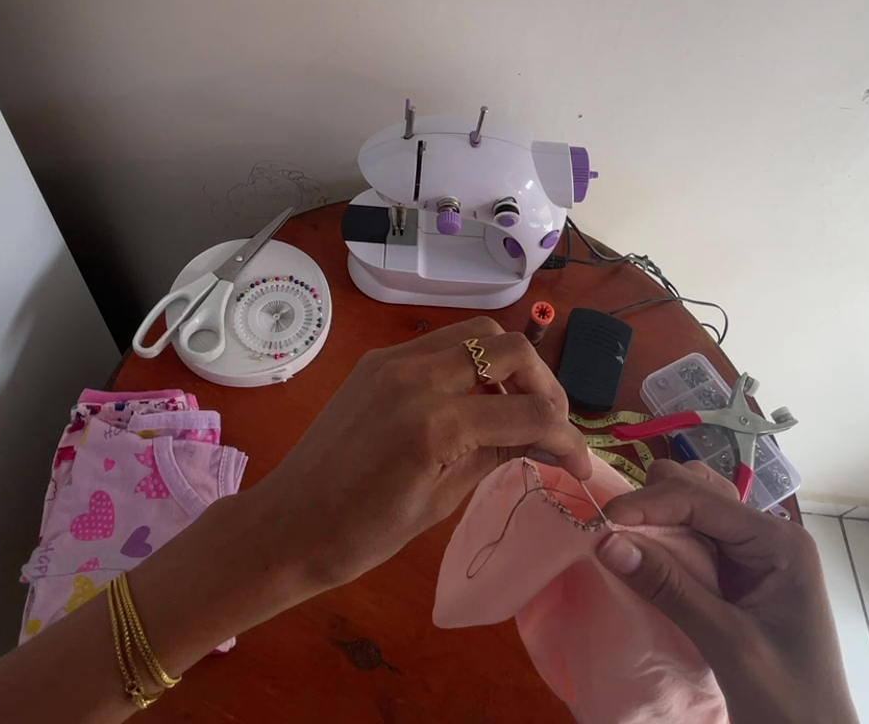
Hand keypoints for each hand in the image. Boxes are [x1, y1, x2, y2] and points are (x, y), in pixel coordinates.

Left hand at [244, 316, 593, 589]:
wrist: (290, 522)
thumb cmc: (364, 534)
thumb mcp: (442, 501)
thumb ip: (497, 453)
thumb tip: (547, 439)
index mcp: (436, 424)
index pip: (528, 413)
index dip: (566, 438)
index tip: (579, 463)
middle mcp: (417, 376)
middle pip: (508, 346)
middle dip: (543, 382)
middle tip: (548, 422)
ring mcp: (394, 360)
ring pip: (476, 332)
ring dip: (508, 363)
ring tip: (514, 405)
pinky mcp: (378, 359)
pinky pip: (440, 343)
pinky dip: (471, 362)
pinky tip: (473, 397)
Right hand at [595, 460, 858, 723]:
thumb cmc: (789, 701)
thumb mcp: (730, 645)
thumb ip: (671, 589)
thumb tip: (607, 542)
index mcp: (779, 541)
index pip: (701, 497)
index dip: (648, 502)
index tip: (602, 520)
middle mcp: (766, 533)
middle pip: (693, 487)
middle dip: (649, 504)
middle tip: (613, 535)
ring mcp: (751, 550)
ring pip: (688, 505)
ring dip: (654, 517)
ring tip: (626, 542)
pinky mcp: (734, 570)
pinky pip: (688, 534)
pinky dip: (661, 538)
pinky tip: (644, 556)